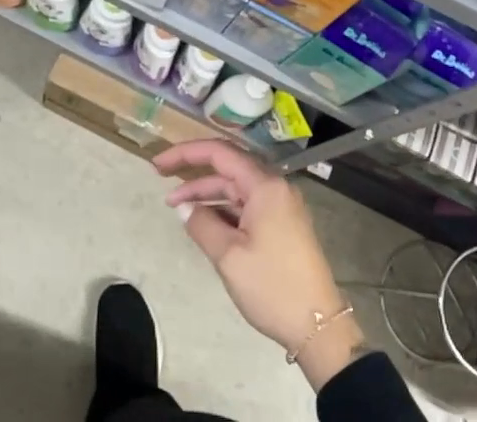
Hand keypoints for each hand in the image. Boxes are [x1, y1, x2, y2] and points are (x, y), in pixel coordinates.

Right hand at [154, 141, 363, 389]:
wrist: (318, 324)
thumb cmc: (272, 285)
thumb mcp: (229, 256)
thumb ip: (202, 224)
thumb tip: (184, 207)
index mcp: (265, 186)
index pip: (221, 153)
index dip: (187, 153)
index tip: (158, 164)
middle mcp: (276, 188)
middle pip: (229, 168)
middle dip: (194, 173)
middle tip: (160, 179)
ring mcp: (282, 207)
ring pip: (237, 189)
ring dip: (207, 194)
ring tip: (175, 207)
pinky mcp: (283, 226)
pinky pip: (247, 206)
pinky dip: (223, 210)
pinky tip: (203, 222)